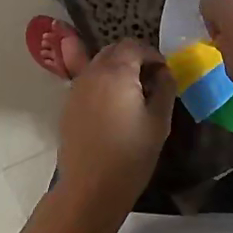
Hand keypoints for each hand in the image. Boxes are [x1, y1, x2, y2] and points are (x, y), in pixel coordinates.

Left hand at [54, 39, 174, 207]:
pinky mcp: (67, 105)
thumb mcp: (159, 121)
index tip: (164, 73)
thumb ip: (165, 88)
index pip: (134, 45)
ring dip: (116, 70)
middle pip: (113, 50)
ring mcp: (75, 88)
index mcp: (116, 72)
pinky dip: (101, 84)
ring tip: (133, 95)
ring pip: (97, 65)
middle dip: (133, 58)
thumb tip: (163, 72)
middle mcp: (91, 73)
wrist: (90, 186)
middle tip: (151, 81)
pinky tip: (113, 108)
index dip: (152, 55)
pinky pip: (87, 82)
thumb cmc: (131, 155)